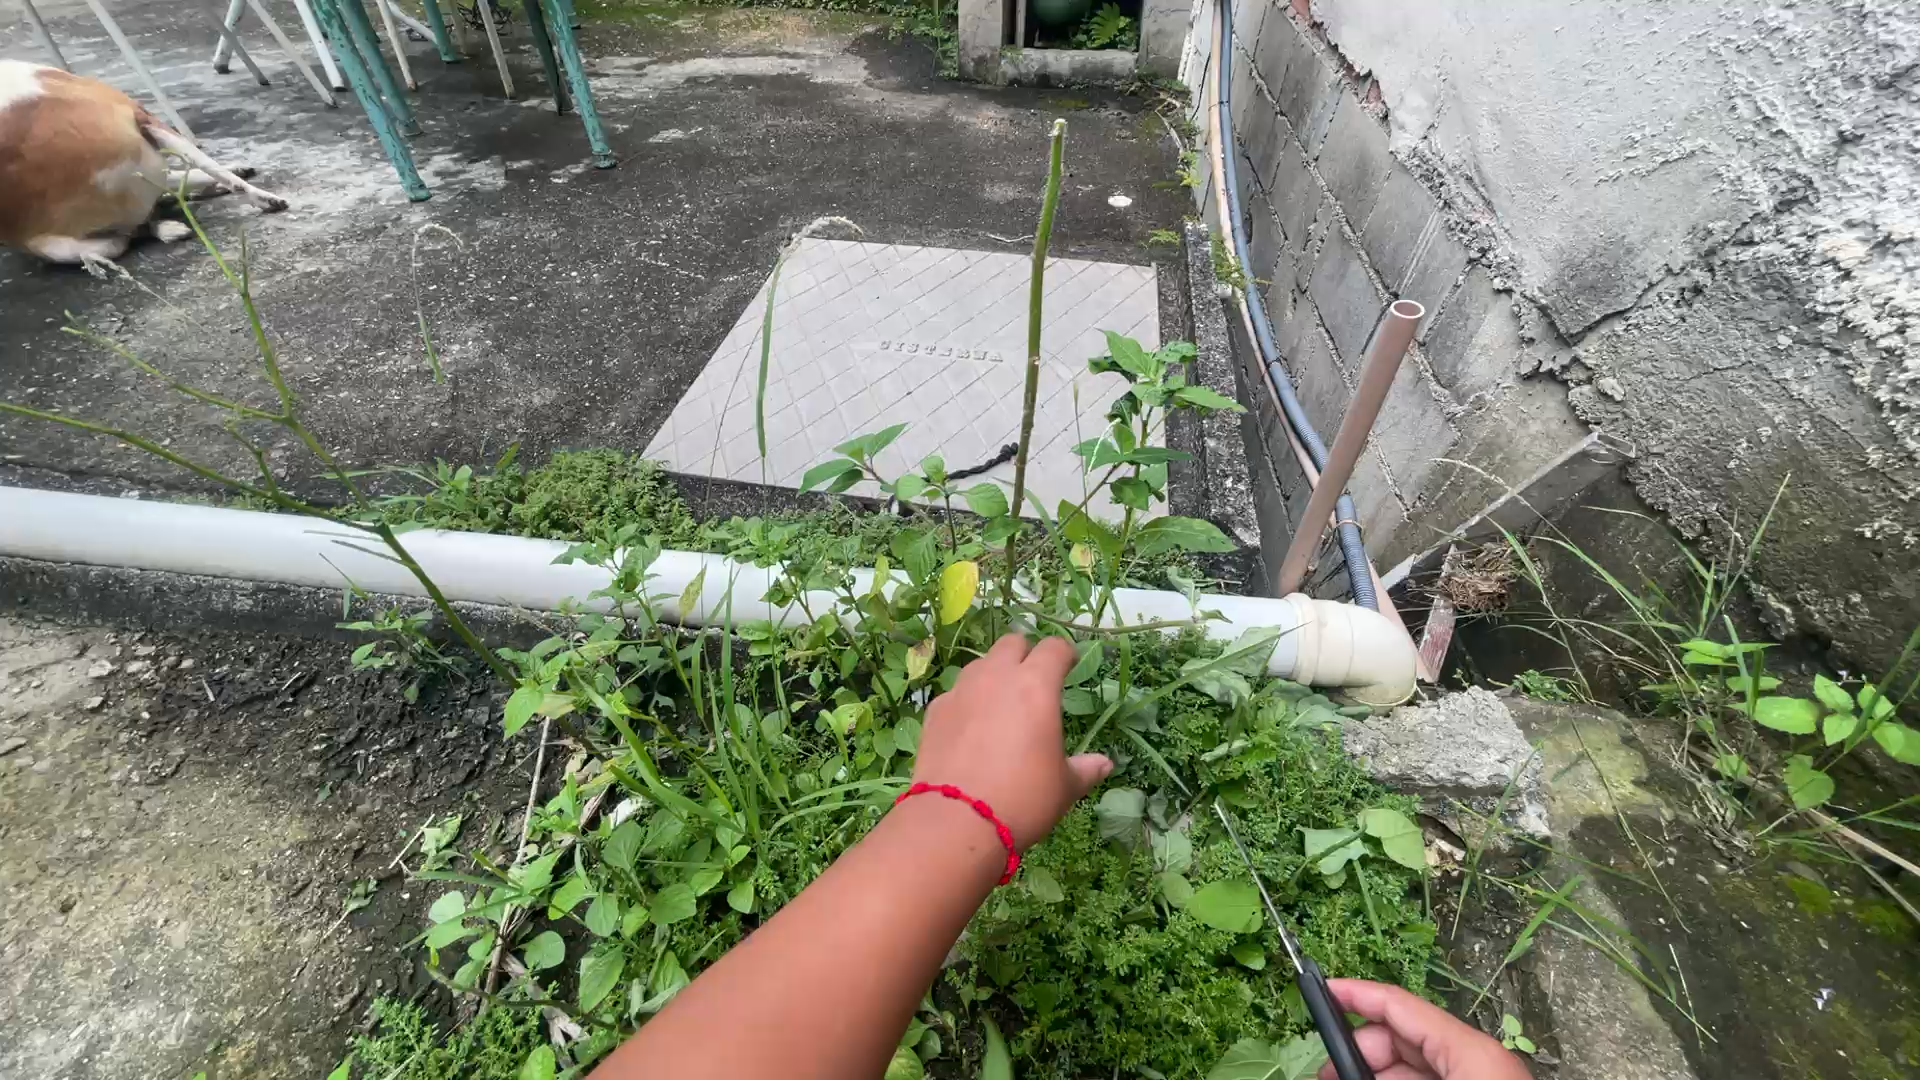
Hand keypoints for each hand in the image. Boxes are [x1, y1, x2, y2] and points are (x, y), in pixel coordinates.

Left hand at [911, 634, 1113, 848]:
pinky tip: (971, 729)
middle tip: (1034, 682)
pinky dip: (968, 701)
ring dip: (995, 674)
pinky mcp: (936, 709)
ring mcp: (962, 689)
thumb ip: (1085, 769)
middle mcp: (997, 676)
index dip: (1065, 654)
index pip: (1054, 648)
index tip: (1070, 666)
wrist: (956, 821)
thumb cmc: (1022, 799)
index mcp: (1036, 685)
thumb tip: (1105, 764)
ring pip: (982, 664)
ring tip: (1001, 705)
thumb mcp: (1064, 787)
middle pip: (1013, 643)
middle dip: (1026, 655)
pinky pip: (957, 692)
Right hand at [1318, 980, 1533, 1079]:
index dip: (1352, 996)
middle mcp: (1478, 1062)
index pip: (1397, 1003)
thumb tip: (1334, 1074)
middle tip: (1328, 1076)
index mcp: (1470, 1052)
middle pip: (1403, 1037)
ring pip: (1415, 1067)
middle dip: (1361, 1053)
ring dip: (1378, 1076)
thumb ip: (1377, 1078)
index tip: (1317, 996)